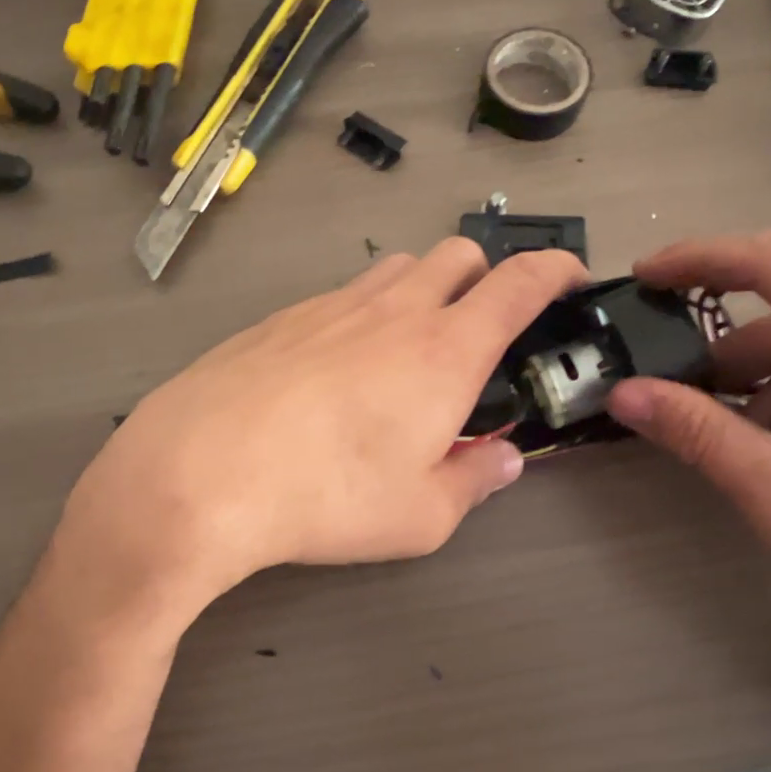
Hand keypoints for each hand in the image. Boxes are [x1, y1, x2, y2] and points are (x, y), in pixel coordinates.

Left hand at [52, 239, 588, 622]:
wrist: (199, 473)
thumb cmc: (326, 498)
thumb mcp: (420, 516)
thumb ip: (473, 480)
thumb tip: (502, 459)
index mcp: (445, 350)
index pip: (520, 283)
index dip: (556, 269)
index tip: (571, 276)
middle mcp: (394, 310)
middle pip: (459, 255)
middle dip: (487, 277)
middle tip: (484, 330)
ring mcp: (331, 306)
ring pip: (398, 269)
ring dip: (424, 290)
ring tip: (410, 350)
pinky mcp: (281, 317)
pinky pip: (342, 297)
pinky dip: (364, 314)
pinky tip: (338, 369)